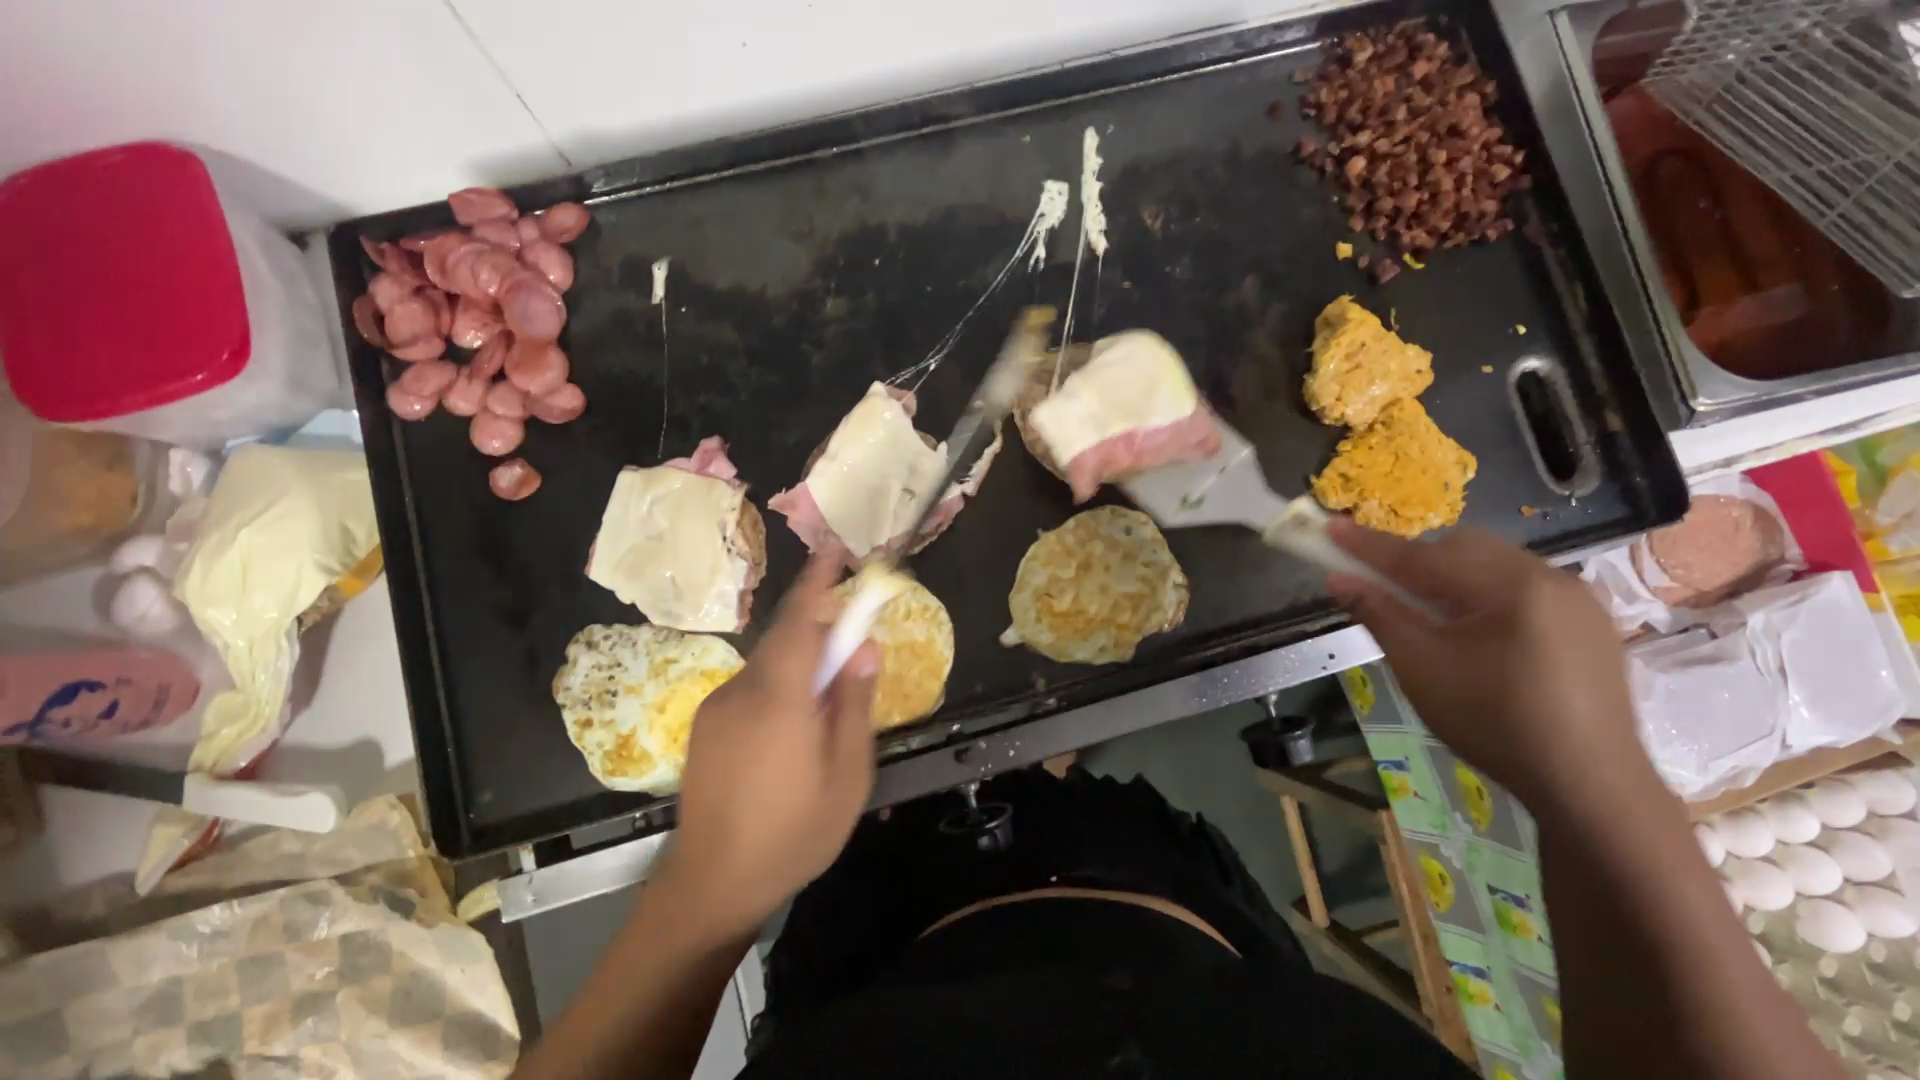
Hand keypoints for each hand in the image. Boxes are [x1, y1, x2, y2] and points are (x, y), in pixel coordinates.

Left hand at [662, 555, 880, 938]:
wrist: (713, 882)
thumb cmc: (794, 832)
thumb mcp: (846, 773)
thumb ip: (854, 704)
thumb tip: (864, 648)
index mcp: (781, 698)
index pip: (801, 620)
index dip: (819, 581)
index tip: (834, 548)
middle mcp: (743, 690)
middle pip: (785, 638)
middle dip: (818, 627)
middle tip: (850, 646)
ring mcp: (717, 707)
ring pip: (768, 666)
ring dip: (799, 666)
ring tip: (824, 712)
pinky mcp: (706, 726)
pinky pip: (751, 689)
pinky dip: (779, 689)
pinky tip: (790, 735)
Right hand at [1326, 519, 1648, 811]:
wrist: (1588, 784)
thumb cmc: (1494, 724)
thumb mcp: (1422, 668)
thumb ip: (1380, 614)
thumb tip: (1338, 580)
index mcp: (1510, 585)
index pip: (1421, 556)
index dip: (1369, 546)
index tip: (1330, 527)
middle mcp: (1549, 577)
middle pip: (1464, 548)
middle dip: (1418, 561)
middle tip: (1383, 588)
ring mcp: (1578, 599)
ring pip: (1496, 564)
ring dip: (1454, 578)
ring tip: (1432, 616)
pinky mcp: (1591, 623)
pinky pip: (1525, 588)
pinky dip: (1488, 596)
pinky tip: (1479, 635)